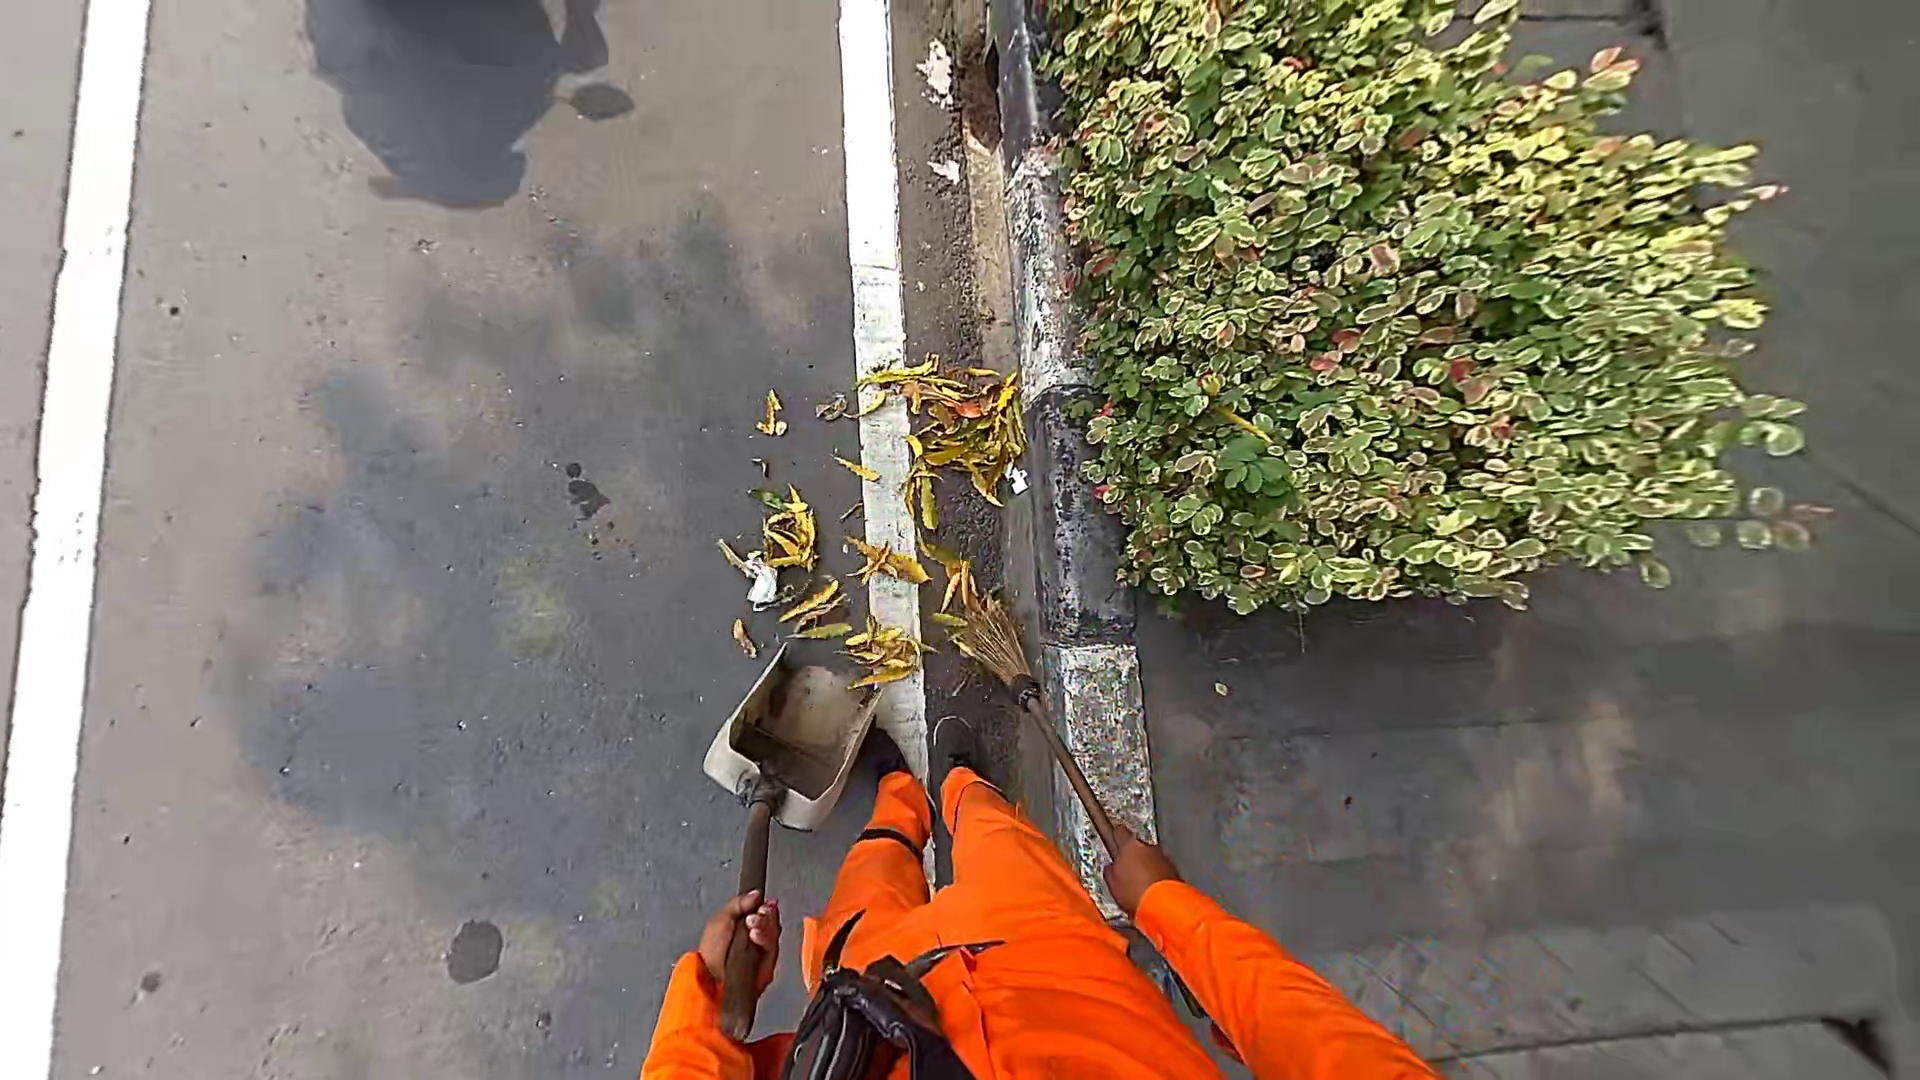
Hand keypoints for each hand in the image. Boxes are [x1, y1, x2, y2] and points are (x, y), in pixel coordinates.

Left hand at [697, 890, 780, 993]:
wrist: (709, 979)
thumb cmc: (711, 950)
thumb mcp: (721, 919)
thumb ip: (739, 902)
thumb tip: (757, 893)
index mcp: (747, 925)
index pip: (766, 910)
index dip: (767, 906)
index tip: (761, 906)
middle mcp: (757, 938)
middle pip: (773, 919)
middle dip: (765, 916)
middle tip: (753, 919)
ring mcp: (763, 953)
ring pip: (775, 933)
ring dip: (765, 927)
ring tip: (752, 930)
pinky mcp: (767, 967)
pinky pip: (774, 949)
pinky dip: (766, 941)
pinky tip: (755, 939)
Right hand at [1103, 825, 1180, 918]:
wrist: (1165, 906)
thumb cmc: (1135, 892)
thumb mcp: (1113, 883)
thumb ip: (1110, 870)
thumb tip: (1110, 868)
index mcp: (1127, 843)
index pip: (1119, 831)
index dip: (1116, 836)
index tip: (1114, 841)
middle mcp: (1146, 845)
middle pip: (1137, 842)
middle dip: (1132, 850)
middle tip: (1127, 864)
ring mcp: (1162, 856)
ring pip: (1150, 854)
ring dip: (1146, 862)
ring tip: (1141, 879)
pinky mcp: (1174, 869)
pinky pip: (1161, 866)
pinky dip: (1157, 872)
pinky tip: (1153, 886)